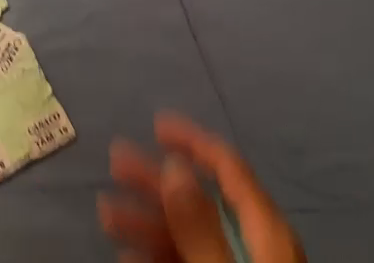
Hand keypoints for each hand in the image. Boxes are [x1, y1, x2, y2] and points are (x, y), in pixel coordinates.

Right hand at [100, 112, 303, 262]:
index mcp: (267, 234)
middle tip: (114, 161)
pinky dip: (156, 260)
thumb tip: (175, 168)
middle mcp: (255, 249)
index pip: (229, 170)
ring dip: (145, 221)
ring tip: (106, 213)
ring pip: (187, 237)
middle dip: (156, 180)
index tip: (154, 125)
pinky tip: (127, 259)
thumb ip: (200, 228)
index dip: (193, 142)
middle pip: (201, 200)